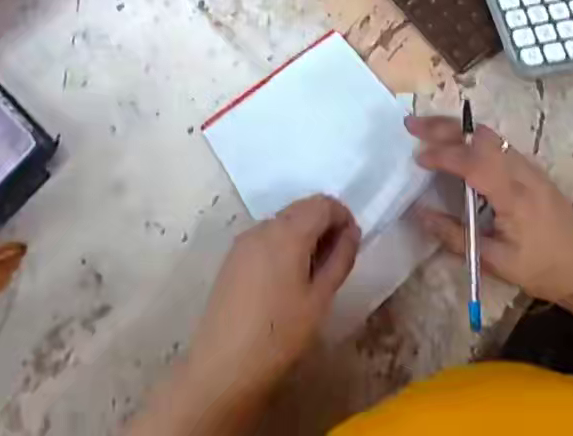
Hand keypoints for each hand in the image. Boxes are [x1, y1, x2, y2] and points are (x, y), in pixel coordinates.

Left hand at [178, 196, 360, 408]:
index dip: (343, 216)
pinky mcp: (232, 258)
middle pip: (302, 207)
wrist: (220, 370)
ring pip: (284, 221)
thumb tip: (352, 231)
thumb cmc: (278, 335)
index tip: (351, 243)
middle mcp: (265, 226)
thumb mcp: (320, 299)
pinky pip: (266, 236)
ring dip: (304, 233)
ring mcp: (244, 241)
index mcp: (288, 231)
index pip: (323, 203)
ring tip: (312, 271)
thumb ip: (340, 258)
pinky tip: (286, 278)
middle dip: (324, 223)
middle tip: (335, 258)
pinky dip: (284, 243)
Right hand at [407, 115, 572, 303]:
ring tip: (426, 130)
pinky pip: (496, 143)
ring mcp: (528, 165)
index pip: (471, 162)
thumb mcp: (495, 262)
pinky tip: (456, 144)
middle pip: (479, 136)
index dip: (442, 155)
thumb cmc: (542, 269)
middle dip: (443, 126)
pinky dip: (471, 137)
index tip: (417, 158)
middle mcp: (521, 170)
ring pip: (488, 134)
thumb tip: (420, 214)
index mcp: (512, 194)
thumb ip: (455, 236)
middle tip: (411, 125)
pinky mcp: (530, 168)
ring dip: (456, 128)